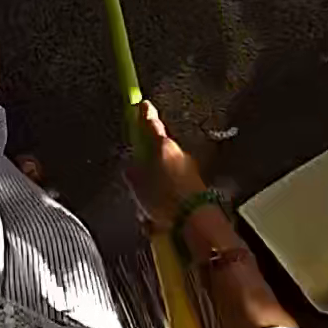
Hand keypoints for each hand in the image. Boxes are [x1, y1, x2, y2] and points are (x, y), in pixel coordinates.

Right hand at [125, 100, 208, 229]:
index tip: (143, 104)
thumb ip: (132, 173)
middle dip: (148, 168)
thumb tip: (131, 170)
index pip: (150, 124)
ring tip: (148, 210)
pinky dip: (166, 204)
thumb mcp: (137, 184)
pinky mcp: (197, 190)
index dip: (144, 114)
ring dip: (156, 190)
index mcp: (163, 146)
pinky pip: (174, 193)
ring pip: (166, 176)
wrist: (194, 222)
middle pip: (158, 154)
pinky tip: (159, 220)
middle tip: (138, 182)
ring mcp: (189, 172)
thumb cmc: (167, 199)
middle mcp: (179, 155)